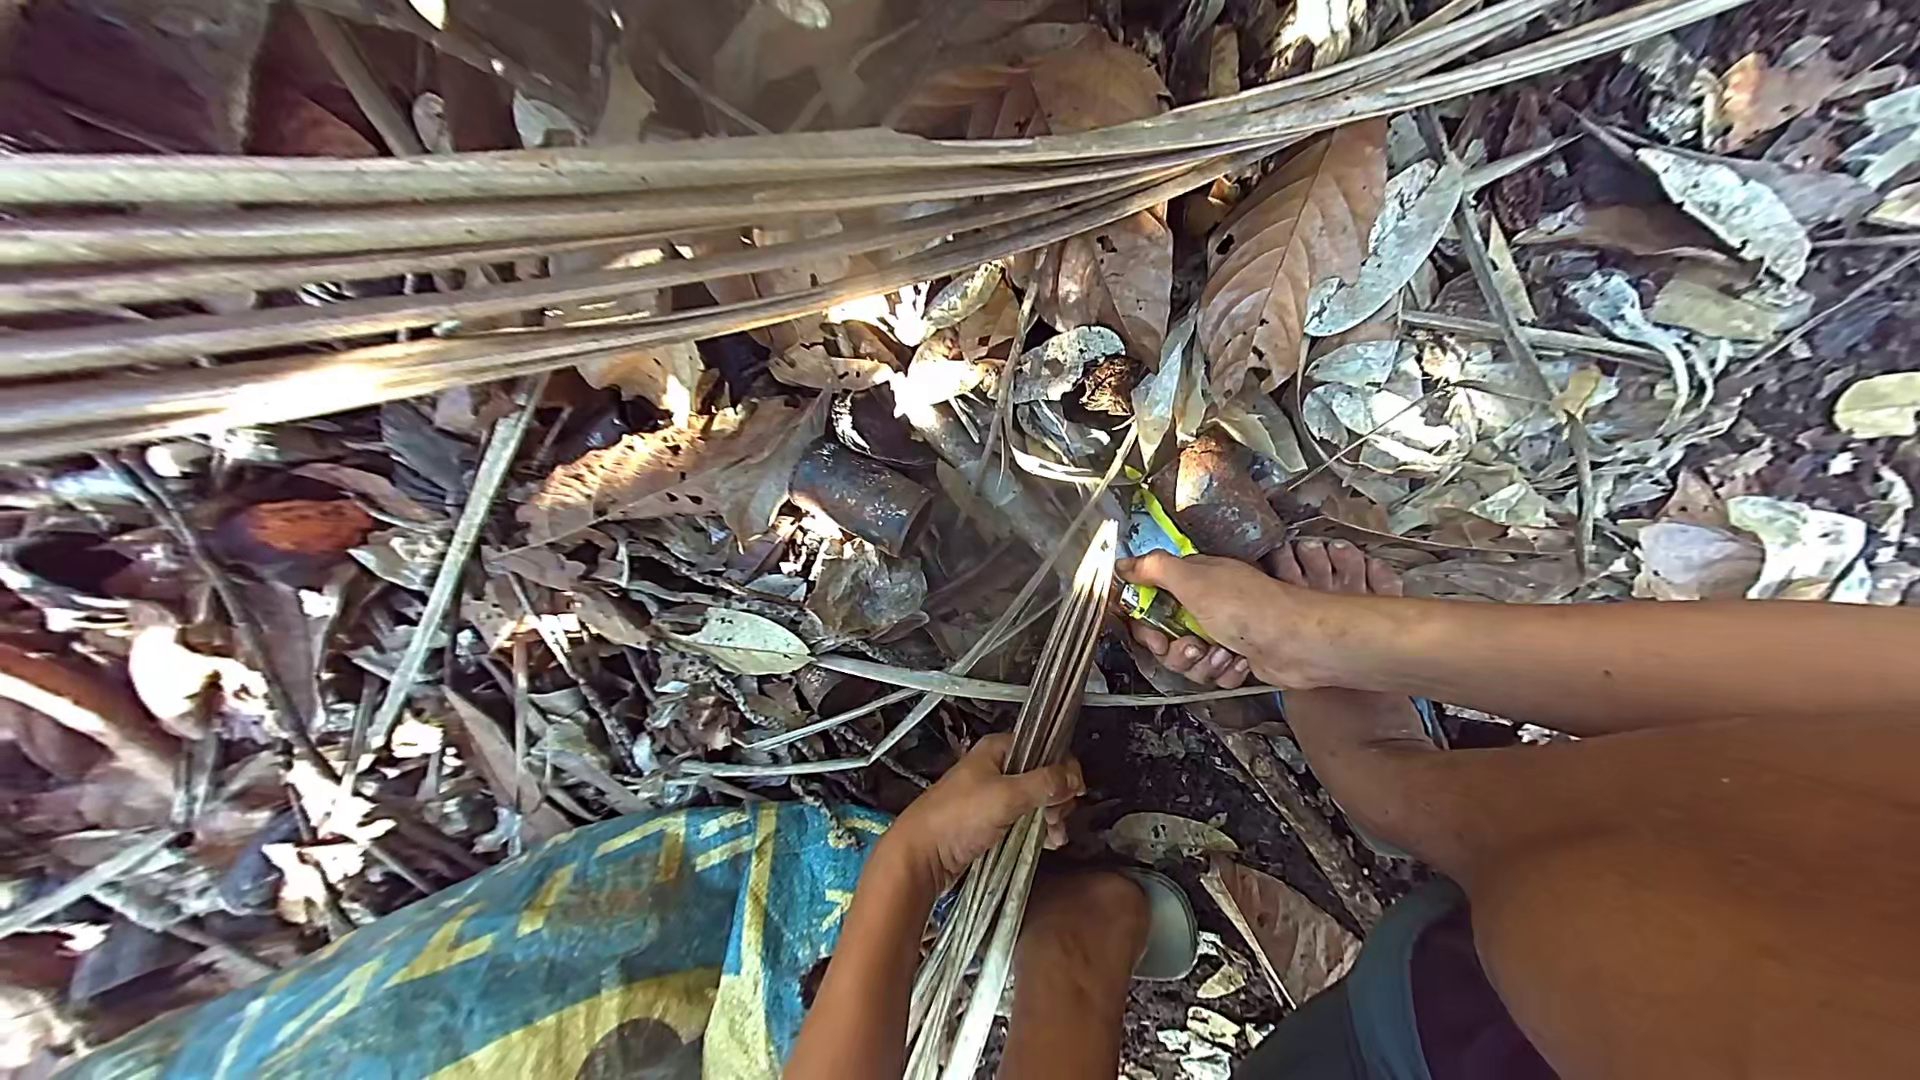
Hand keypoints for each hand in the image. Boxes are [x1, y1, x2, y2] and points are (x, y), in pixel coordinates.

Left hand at [886, 733, 1083, 891]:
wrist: (921, 855)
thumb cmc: (958, 818)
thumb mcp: (1005, 796)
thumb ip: (1043, 784)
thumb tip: (1074, 778)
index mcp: (997, 749)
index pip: (1043, 747)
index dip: (1063, 768)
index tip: (1073, 792)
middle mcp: (997, 766)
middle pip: (1043, 774)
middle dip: (1058, 797)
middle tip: (1059, 819)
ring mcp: (994, 793)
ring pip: (1036, 798)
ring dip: (1051, 816)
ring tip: (1055, 837)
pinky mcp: (992, 819)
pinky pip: (1025, 817)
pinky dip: (1039, 829)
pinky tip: (1047, 843)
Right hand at [1117, 551, 1340, 689]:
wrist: (1298, 643)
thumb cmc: (1249, 607)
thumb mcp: (1193, 579)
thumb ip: (1153, 568)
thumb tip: (1124, 563)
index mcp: (1191, 581)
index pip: (1149, 601)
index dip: (1143, 621)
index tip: (1150, 631)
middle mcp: (1203, 605)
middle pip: (1163, 636)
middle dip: (1174, 648)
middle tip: (1190, 645)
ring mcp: (1219, 632)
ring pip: (1186, 659)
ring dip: (1202, 661)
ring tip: (1222, 651)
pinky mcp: (1234, 658)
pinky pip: (1211, 674)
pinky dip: (1223, 671)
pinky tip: (1239, 660)